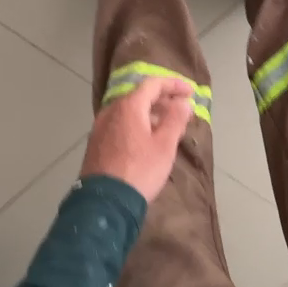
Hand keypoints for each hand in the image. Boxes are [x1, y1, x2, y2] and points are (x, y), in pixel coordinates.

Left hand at [81, 75, 193, 202]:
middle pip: (140, 96)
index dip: (174, 85)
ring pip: (129, 112)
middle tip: (182, 110)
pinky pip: (121, 124)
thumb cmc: (140, 170)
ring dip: (151, 114)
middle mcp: (111, 111)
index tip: (191, 92)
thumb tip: (183, 102)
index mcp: (128, 106)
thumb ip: (176, 119)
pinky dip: (138, 125)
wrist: (104, 202)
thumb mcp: (164, 145)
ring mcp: (100, 128)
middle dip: (163, 100)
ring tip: (169, 127)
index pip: (153, 84)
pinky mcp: (96, 143)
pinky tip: (148, 140)